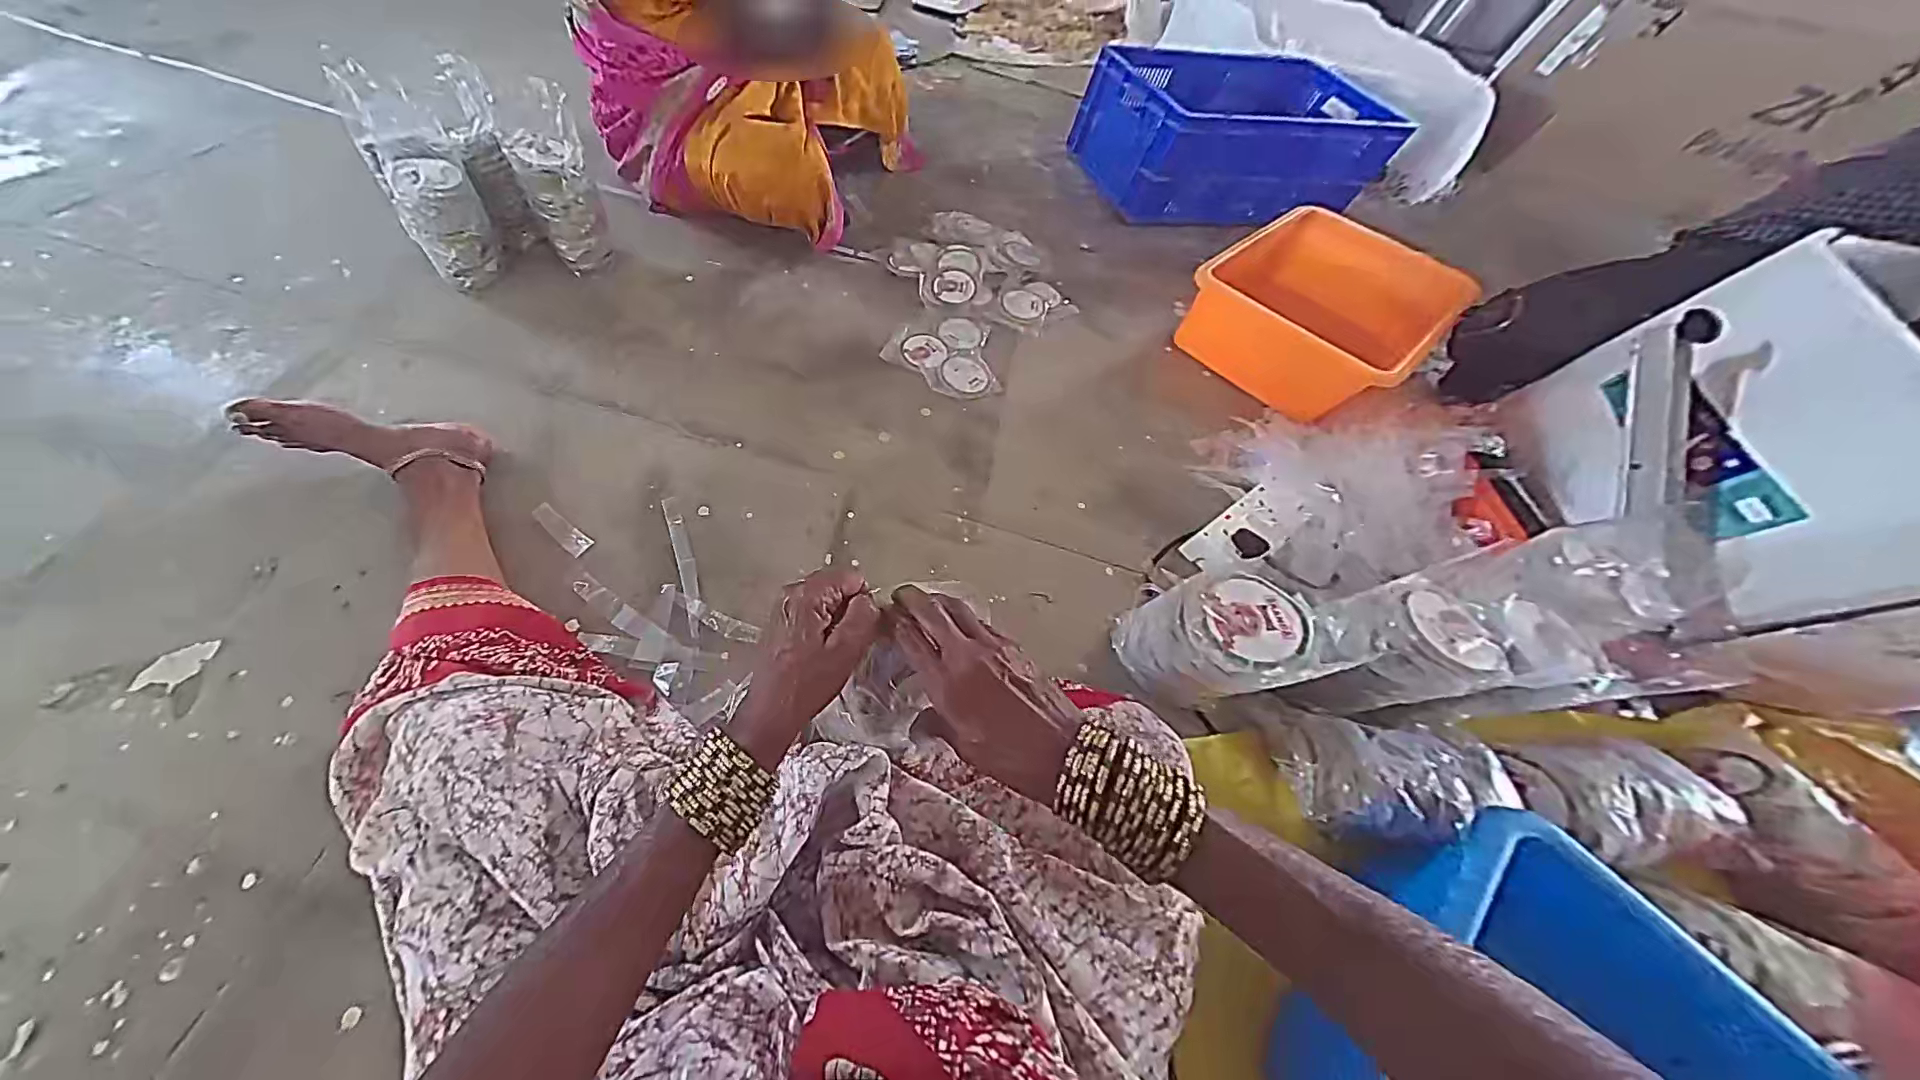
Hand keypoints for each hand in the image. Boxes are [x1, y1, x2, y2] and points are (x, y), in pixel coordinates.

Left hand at [729, 568, 881, 766]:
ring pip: (826, 601)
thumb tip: (868, 599)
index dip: (863, 601)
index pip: (851, 577)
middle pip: (836, 586)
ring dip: (837, 621)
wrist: (770, 712)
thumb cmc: (808, 684)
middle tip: (849, 641)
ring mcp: (783, 607)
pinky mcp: (780, 622)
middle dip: (850, 609)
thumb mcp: (846, 650)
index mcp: (806, 595)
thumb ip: (863, 616)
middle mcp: (791, 593)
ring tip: (835, 649)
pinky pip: (813, 614)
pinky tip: (820, 652)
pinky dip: (823, 628)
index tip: (862, 628)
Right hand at [889, 585, 1083, 802]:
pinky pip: (981, 622)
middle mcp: (967, 657)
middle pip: (932, 613)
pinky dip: (964, 616)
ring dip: (938, 600)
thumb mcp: (963, 746)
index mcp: (947, 684)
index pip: (912, 641)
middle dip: (912, 599)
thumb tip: (920, 720)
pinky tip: (962, 624)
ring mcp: (993, 647)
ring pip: (959, 608)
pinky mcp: (1014, 647)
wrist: (1062, 749)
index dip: (895, 624)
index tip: (886, 617)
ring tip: (927, 600)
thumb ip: (937, 725)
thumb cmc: (1010, 756)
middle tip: (901, 595)